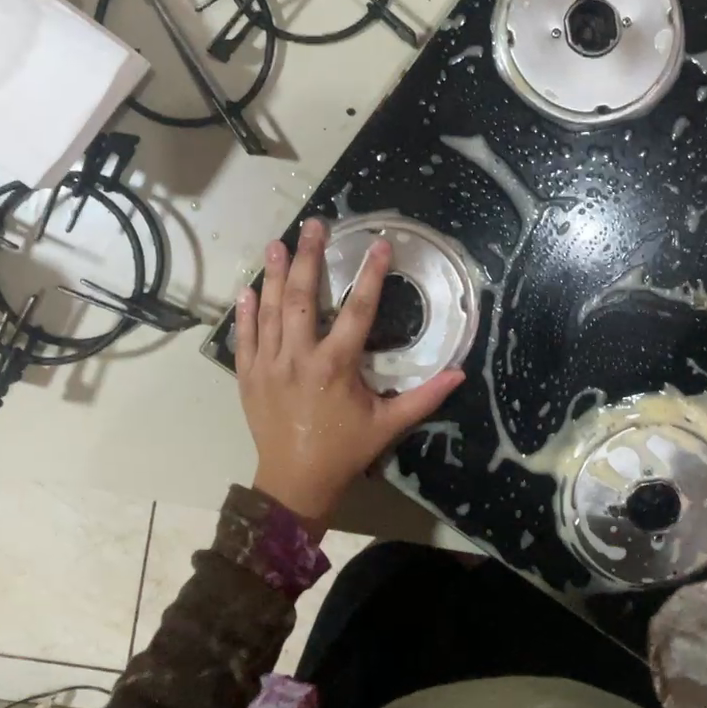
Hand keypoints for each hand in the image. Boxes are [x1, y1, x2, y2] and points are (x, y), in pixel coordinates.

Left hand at [235, 217, 465, 535]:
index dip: (370, 275)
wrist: (294, 482)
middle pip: (302, 298)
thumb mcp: (388, 424)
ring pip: (270, 310)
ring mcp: (268, 365)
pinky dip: (246, 312)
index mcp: (335, 365)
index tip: (379, 243)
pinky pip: (245, 337)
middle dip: (309, 257)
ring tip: (277, 243)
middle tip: (314, 225)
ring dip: (273, 274)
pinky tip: (249, 288)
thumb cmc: (345, 450)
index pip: (357, 310)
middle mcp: (299, 357)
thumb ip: (425, 397)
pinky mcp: (248, 375)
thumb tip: (461, 373)